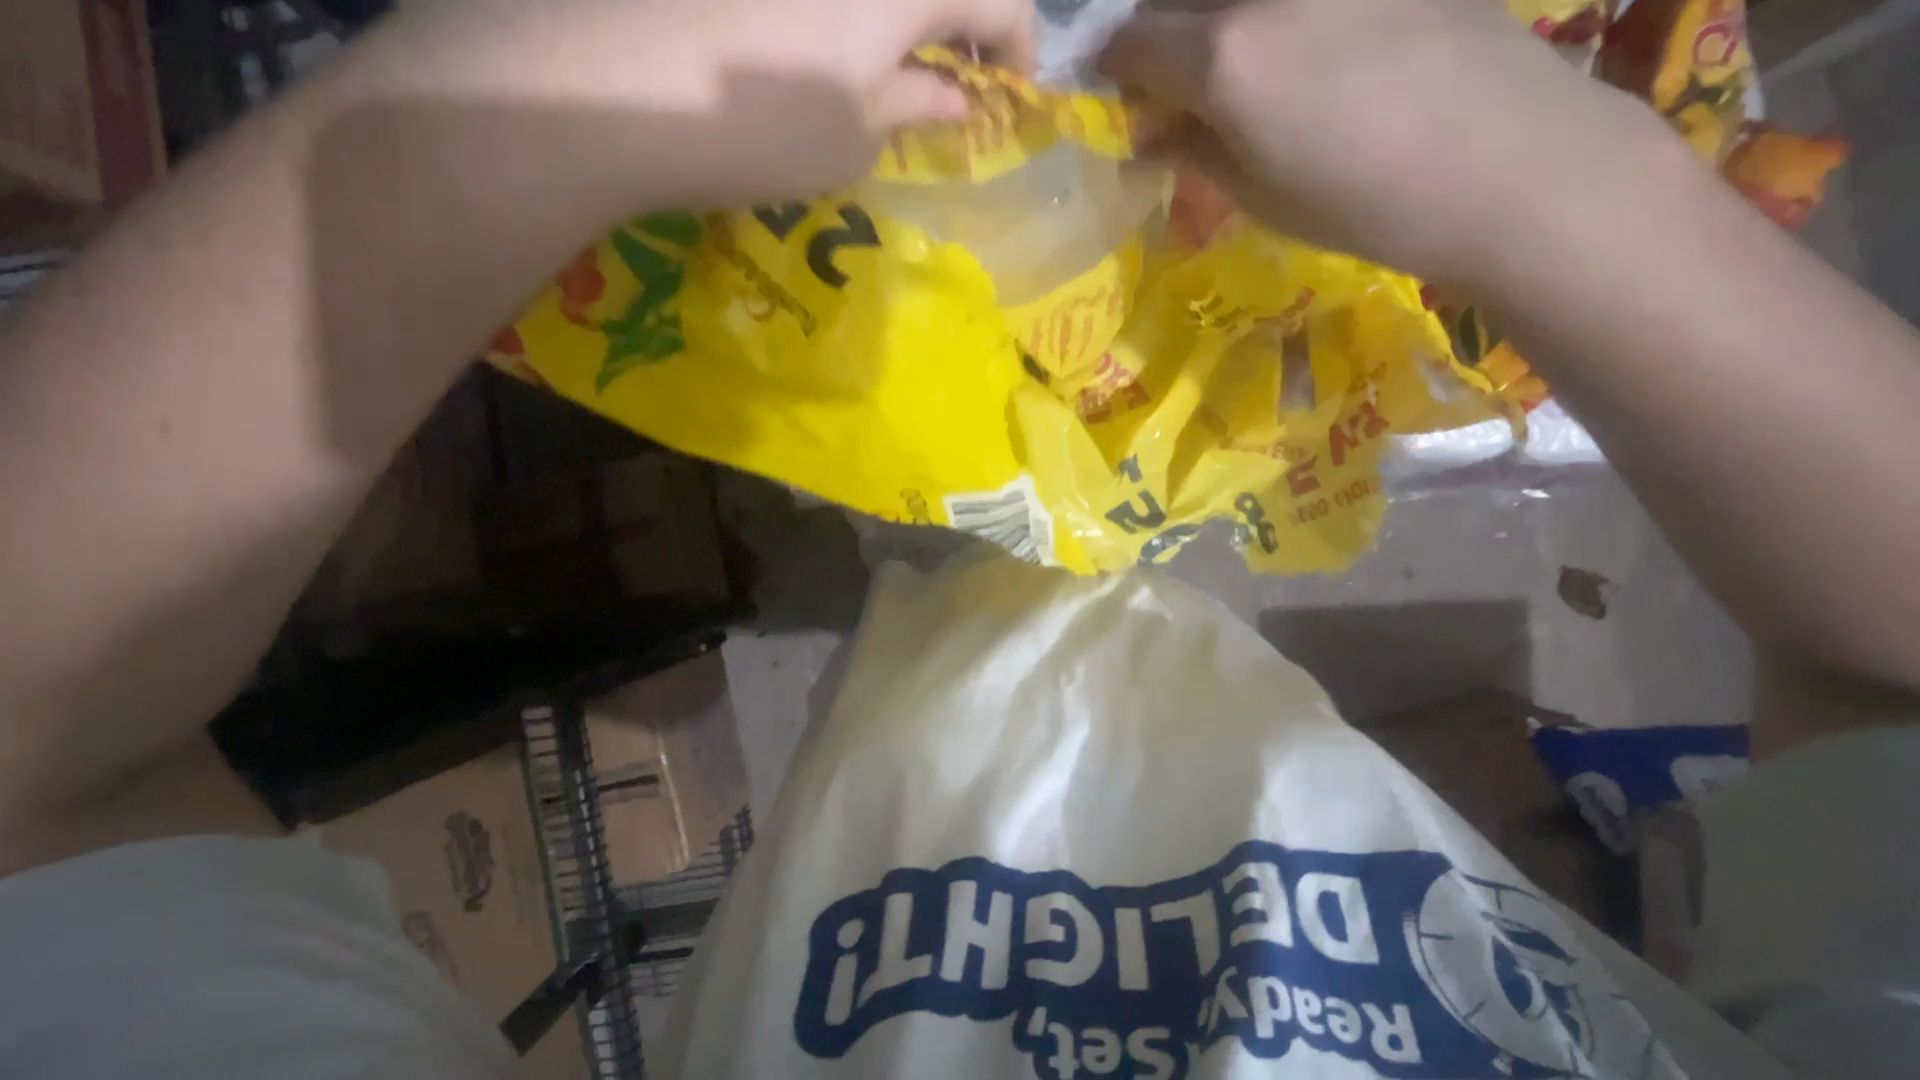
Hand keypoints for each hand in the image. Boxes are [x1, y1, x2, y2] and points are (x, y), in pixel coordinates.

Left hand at [364, 0, 1037, 209]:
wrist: (605, 89)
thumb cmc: (758, 127)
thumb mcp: (855, 138)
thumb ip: (916, 103)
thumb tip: (954, 92)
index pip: (998, 0)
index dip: (1017, 51)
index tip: (1009, 98)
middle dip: (957, 28)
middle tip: (949, 83)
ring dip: (895, 27)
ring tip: (881, 73)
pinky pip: (821, 2)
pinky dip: (838, 24)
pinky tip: (815, 53)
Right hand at [1099, 0, 1683, 287]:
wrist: (1513, 165)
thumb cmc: (1369, 205)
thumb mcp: (1259, 196)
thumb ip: (1192, 150)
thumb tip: (1149, 132)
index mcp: (1223, 55)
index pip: (1129, 41)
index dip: (1113, 71)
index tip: (1126, 99)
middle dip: (1161, 34)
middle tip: (1179, 80)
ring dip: (1218, 22)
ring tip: (1246, 64)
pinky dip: (1281, 17)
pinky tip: (1311, 47)